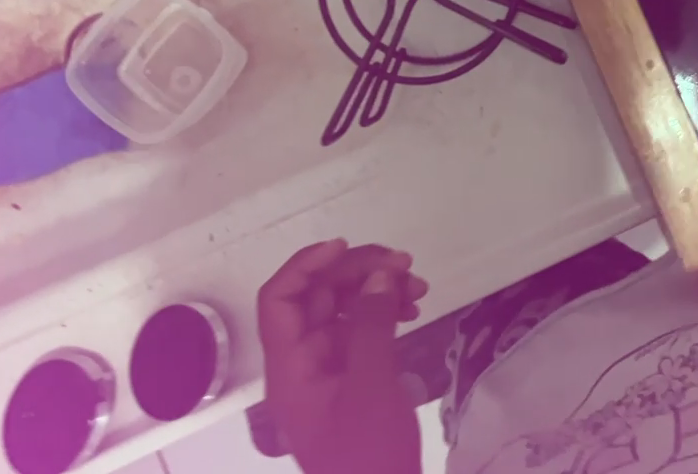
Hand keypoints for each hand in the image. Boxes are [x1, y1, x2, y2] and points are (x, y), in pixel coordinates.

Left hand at [257, 240, 428, 473]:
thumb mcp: (372, 386)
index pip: (280, 301)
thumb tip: (379, 275)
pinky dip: (385, 311)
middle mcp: (303, 364)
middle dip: (357, 271)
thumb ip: (372, 325)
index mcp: (291, 369)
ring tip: (417, 284)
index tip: (347, 245)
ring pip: (343, 309)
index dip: (307, 265)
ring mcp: (328, 371)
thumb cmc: (369, 455)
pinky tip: (413, 307)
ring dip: (377, 288)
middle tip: (403, 263)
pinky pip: (361, 329)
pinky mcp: (352, 378)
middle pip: (317, 298)